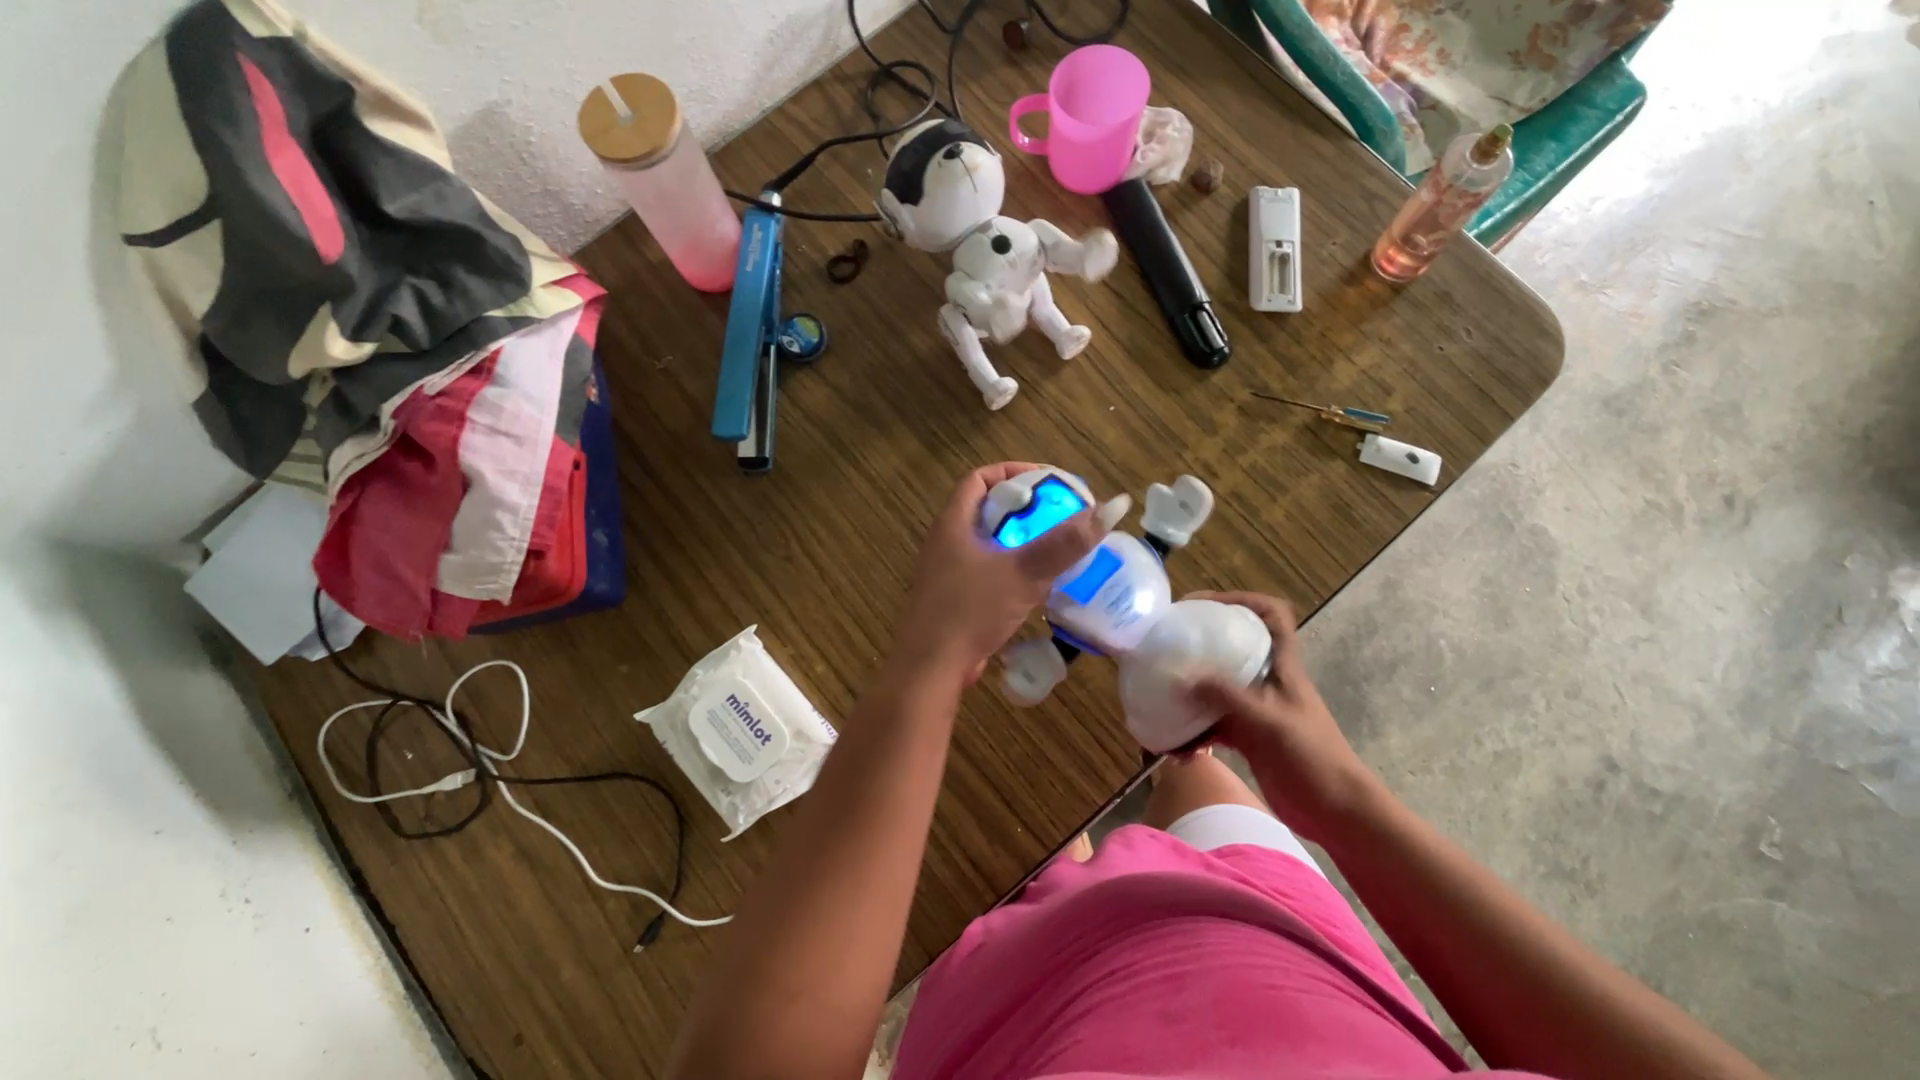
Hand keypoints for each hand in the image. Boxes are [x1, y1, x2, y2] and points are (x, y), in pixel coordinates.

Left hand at [892, 464, 1109, 683]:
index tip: (1048, 483)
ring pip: (989, 544)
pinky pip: (988, 572)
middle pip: (987, 510)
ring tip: (1056, 548)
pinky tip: (1038, 585)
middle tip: (1061, 516)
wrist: (931, 668)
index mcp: (953, 523)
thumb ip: (1066, 542)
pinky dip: (1013, 570)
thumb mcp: (1023, 572)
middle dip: (1025, 509)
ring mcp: (948, 573)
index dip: (1013, 473)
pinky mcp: (955, 601)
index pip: (979, 479)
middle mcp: (946, 542)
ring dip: (1021, 542)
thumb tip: (1112, 507)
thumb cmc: (970, 611)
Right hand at [1186, 591, 1383, 843]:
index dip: (1241, 600)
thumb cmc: (1313, 756)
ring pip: (1216, 689)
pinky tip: (1175, 749)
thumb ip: (1227, 696)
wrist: (1336, 810)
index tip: (1202, 605)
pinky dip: (1192, 734)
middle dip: (1200, 645)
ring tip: (1160, 701)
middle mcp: (1268, 681)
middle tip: (1165, 647)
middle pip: (1233, 647)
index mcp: (1283, 666)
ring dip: (1189, 696)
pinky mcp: (1248, 738)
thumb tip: (1183, 676)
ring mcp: (1257, 710)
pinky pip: (1212, 726)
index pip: (1271, 614)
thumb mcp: (1269, 721)